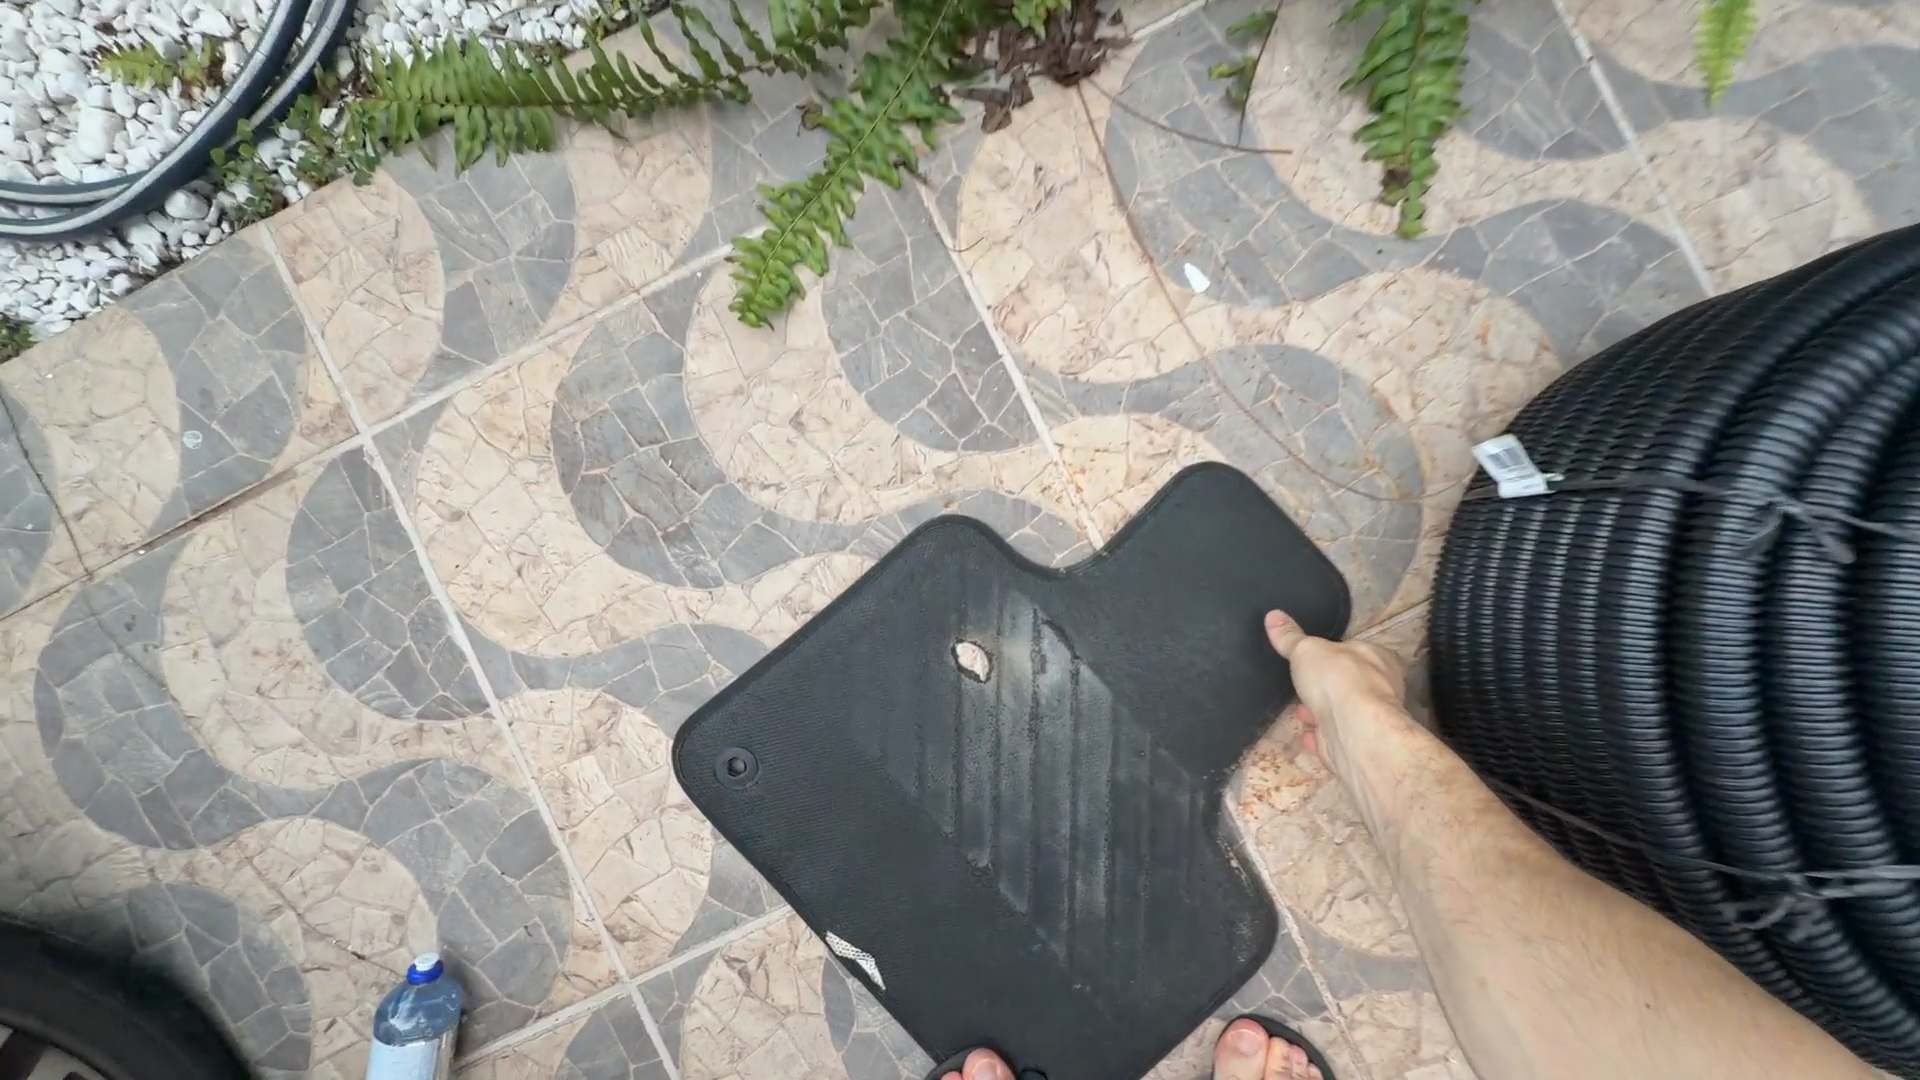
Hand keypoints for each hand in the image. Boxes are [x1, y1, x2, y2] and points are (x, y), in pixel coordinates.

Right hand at [1264, 610, 1410, 787]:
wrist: (1352, 730)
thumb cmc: (1337, 678)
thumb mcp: (1305, 649)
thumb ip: (1289, 637)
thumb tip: (1273, 615)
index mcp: (1379, 658)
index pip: (1360, 651)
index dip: (1337, 655)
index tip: (1315, 660)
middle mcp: (1383, 688)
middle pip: (1351, 684)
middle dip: (1326, 687)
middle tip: (1303, 686)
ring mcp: (1371, 720)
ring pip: (1343, 713)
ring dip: (1321, 712)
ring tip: (1299, 711)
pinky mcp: (1358, 745)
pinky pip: (1336, 738)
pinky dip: (1321, 736)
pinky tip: (1306, 735)